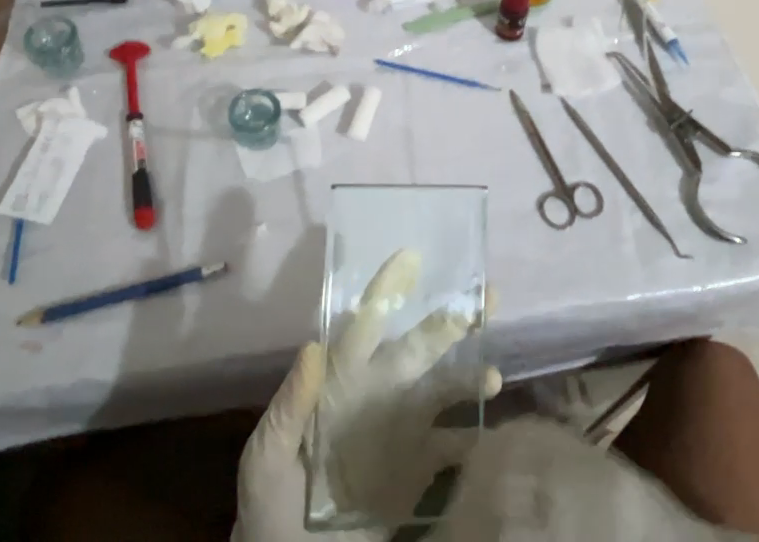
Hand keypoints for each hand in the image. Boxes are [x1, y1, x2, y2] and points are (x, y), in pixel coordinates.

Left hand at [233, 250, 497, 541]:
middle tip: (485, 296)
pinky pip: (454, 447)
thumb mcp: (267, 456)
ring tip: (491, 377)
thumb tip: (312, 347)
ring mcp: (404, 430)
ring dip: (469, 379)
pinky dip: (474, 438)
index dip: (386, 290)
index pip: (364, 325)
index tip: (410, 258)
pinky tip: (490, 433)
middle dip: (451, 320)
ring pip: (445, 391)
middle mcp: (378, 393)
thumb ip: (290, 406)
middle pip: (419, 347)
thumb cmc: (270, 501)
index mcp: (339, 380)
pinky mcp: (421, 470)